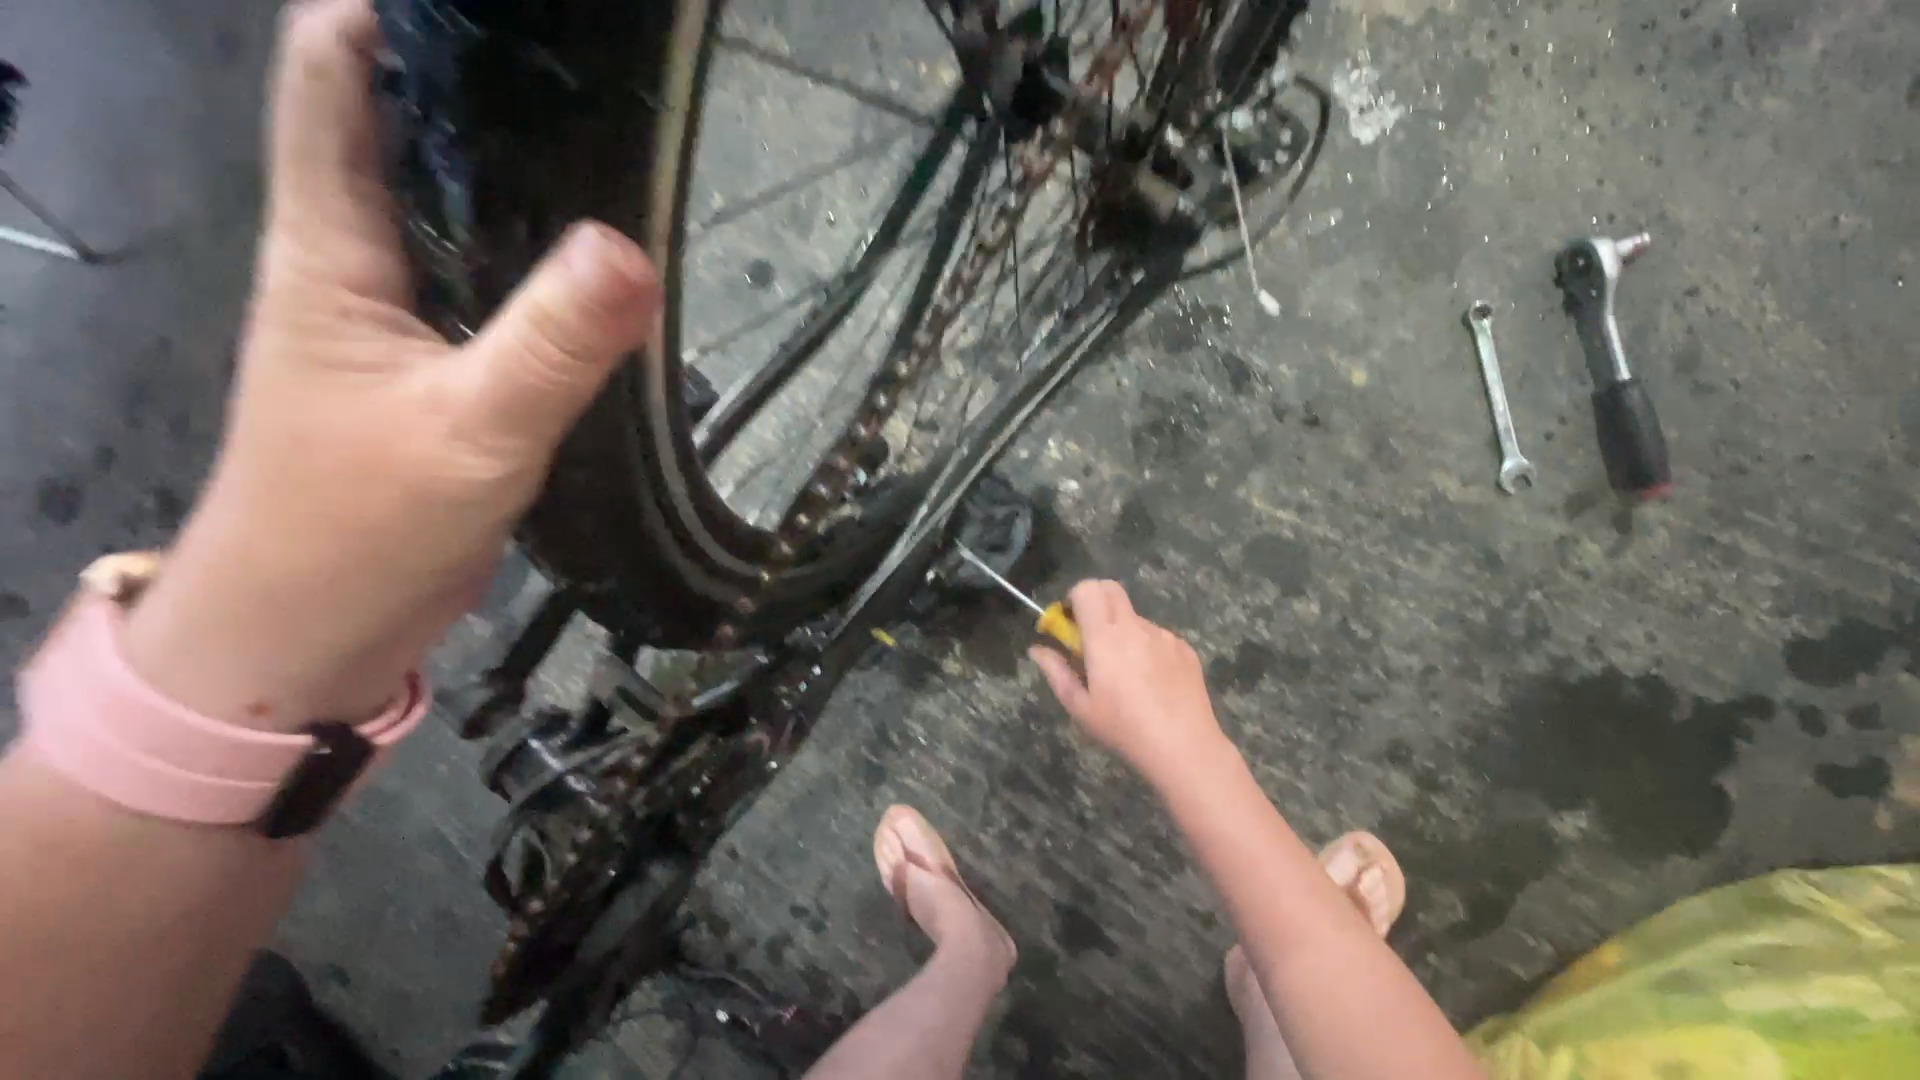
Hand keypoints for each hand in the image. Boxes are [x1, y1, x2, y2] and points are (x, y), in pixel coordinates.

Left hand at [119, 0, 663, 729]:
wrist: (316, 631)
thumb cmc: (360, 528)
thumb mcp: (469, 432)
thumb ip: (550, 344)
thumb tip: (630, 248)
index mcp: (331, 247)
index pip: (338, 82)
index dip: (402, 20)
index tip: (504, 14)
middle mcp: (359, 263)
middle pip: (409, 136)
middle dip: (485, 95)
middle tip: (591, 81)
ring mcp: (400, 319)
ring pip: (459, 217)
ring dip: (521, 182)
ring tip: (614, 152)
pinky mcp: (439, 369)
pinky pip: (494, 290)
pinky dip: (540, 266)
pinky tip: (600, 269)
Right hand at [1028, 580, 1234, 787]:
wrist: (1184, 747)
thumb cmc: (1124, 729)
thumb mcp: (1080, 707)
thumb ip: (1056, 672)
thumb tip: (1037, 649)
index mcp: (1105, 637)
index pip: (1087, 589)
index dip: (1074, 599)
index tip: (1069, 625)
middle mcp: (1135, 627)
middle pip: (1111, 589)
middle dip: (1095, 603)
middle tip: (1090, 639)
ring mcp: (1164, 636)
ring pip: (1134, 618)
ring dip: (1122, 632)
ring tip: (1126, 675)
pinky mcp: (1185, 648)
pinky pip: (1157, 637)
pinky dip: (1146, 649)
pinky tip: (1152, 683)